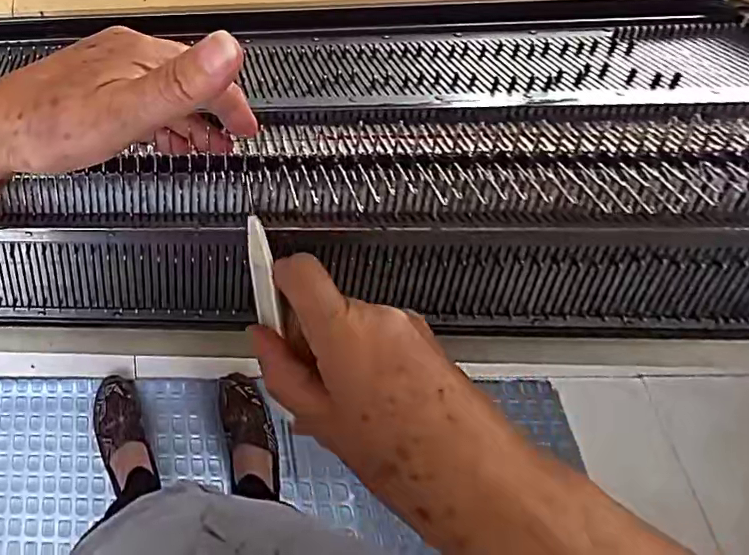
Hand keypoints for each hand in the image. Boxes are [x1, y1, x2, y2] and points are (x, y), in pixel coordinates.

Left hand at [0, 27, 259, 181]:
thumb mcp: (122, 112)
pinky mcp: (90, 84)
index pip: (204, 72)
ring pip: (162, 88)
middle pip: (186, 78)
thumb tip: (227, 48)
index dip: (232, 104)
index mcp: (137, 54)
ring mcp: (104, 67)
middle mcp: (122, 53)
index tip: (247, 128)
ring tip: (203, 142)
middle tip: (231, 138)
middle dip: (213, 111)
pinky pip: (138, 95)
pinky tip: (157, 131)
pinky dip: (159, 115)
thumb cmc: (45, 128)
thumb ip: (179, 84)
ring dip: (188, 116)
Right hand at [249, 254, 481, 501]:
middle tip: (315, 384)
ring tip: (354, 407)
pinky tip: (379, 407)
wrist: (484, 480)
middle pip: (324, 303)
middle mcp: (377, 314)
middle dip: (312, 336)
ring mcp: (406, 323)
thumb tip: (263, 341)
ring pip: (353, 324)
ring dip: (344, 353)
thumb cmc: (409, 460)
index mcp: (344, 327)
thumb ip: (280, 371)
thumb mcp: (322, 421)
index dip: (278, 278)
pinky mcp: (426, 337)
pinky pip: (382, 336)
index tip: (270, 297)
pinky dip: (372, 360)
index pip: (299, 268)